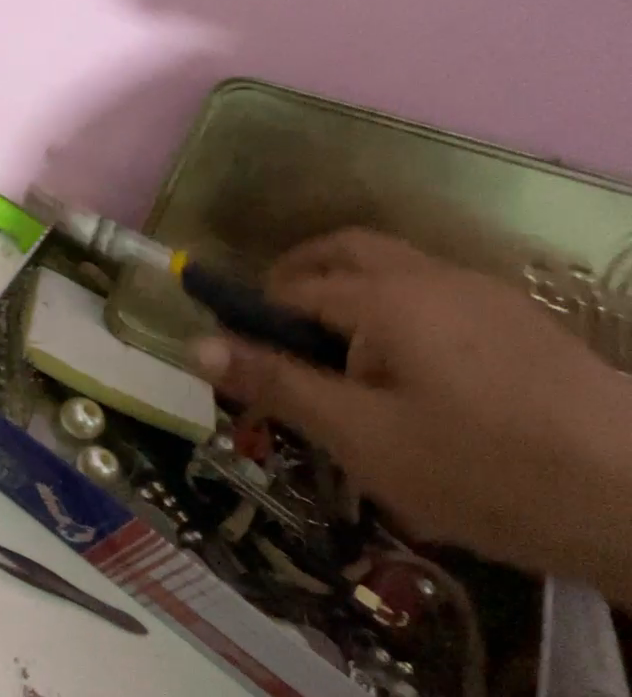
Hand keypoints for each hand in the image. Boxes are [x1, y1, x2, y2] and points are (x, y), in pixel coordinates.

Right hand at [193, 229, 631, 587]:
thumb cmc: (487, 469)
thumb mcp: (361, 437)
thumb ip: (275, 383)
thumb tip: (193, 344)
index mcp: (388, 297)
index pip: (291, 287)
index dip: (251, 316)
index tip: (238, 361)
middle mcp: (436, 279)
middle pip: (346, 251)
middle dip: (298, 278)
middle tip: (274, 334)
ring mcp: (490, 300)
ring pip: (395, 271)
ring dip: (348, 294)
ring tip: (338, 362)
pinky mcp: (526, 329)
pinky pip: (436, 296)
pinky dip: (396, 311)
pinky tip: (406, 375)